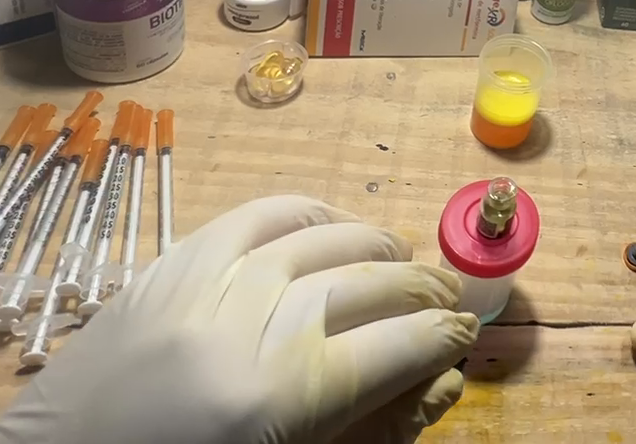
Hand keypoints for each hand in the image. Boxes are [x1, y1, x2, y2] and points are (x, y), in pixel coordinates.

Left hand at [0, 196, 479, 443]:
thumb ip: (364, 428)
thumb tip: (438, 380)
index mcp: (273, 402)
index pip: (393, 346)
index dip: (442, 337)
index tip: (463, 333)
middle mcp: (246, 330)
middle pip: (365, 284)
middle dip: (421, 290)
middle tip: (441, 299)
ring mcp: (205, 287)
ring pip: (322, 239)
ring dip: (375, 246)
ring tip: (397, 259)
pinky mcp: (172, 266)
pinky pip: (258, 216)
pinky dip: (309, 214)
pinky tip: (333, 226)